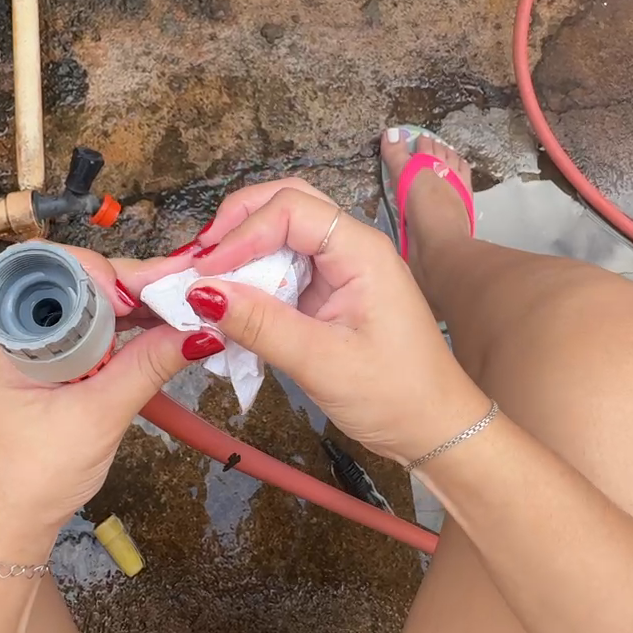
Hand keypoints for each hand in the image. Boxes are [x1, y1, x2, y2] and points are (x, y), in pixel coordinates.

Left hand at [0, 246, 205, 533]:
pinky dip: (122, 323)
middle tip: (179, 289)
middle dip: (125, 282)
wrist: (6, 528)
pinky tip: (159, 323)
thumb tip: (205, 328)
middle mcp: (0, 322)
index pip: (43, 268)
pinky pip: (85, 323)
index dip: (96, 271)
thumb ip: (146, 367)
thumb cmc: (33, 477)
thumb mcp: (96, 417)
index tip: (139, 297)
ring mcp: (21, 339)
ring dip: (130, 301)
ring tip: (180, 301)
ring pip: (83, 297)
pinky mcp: (43, 356)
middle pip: (69, 277)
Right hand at [180, 181, 490, 464]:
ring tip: (205, 281)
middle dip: (236, 224)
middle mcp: (351, 247)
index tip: (204, 272)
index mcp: (361, 250)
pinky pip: (284, 267)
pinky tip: (230, 302)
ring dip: (241, 250)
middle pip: (285, 203)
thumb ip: (261, 324)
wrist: (434, 428)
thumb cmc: (395, 396)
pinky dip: (252, 277)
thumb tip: (200, 292)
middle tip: (198, 261)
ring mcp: (340, 268)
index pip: (290, 208)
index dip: (241, 232)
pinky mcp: (329, 292)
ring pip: (280, 234)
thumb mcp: (323, 362)